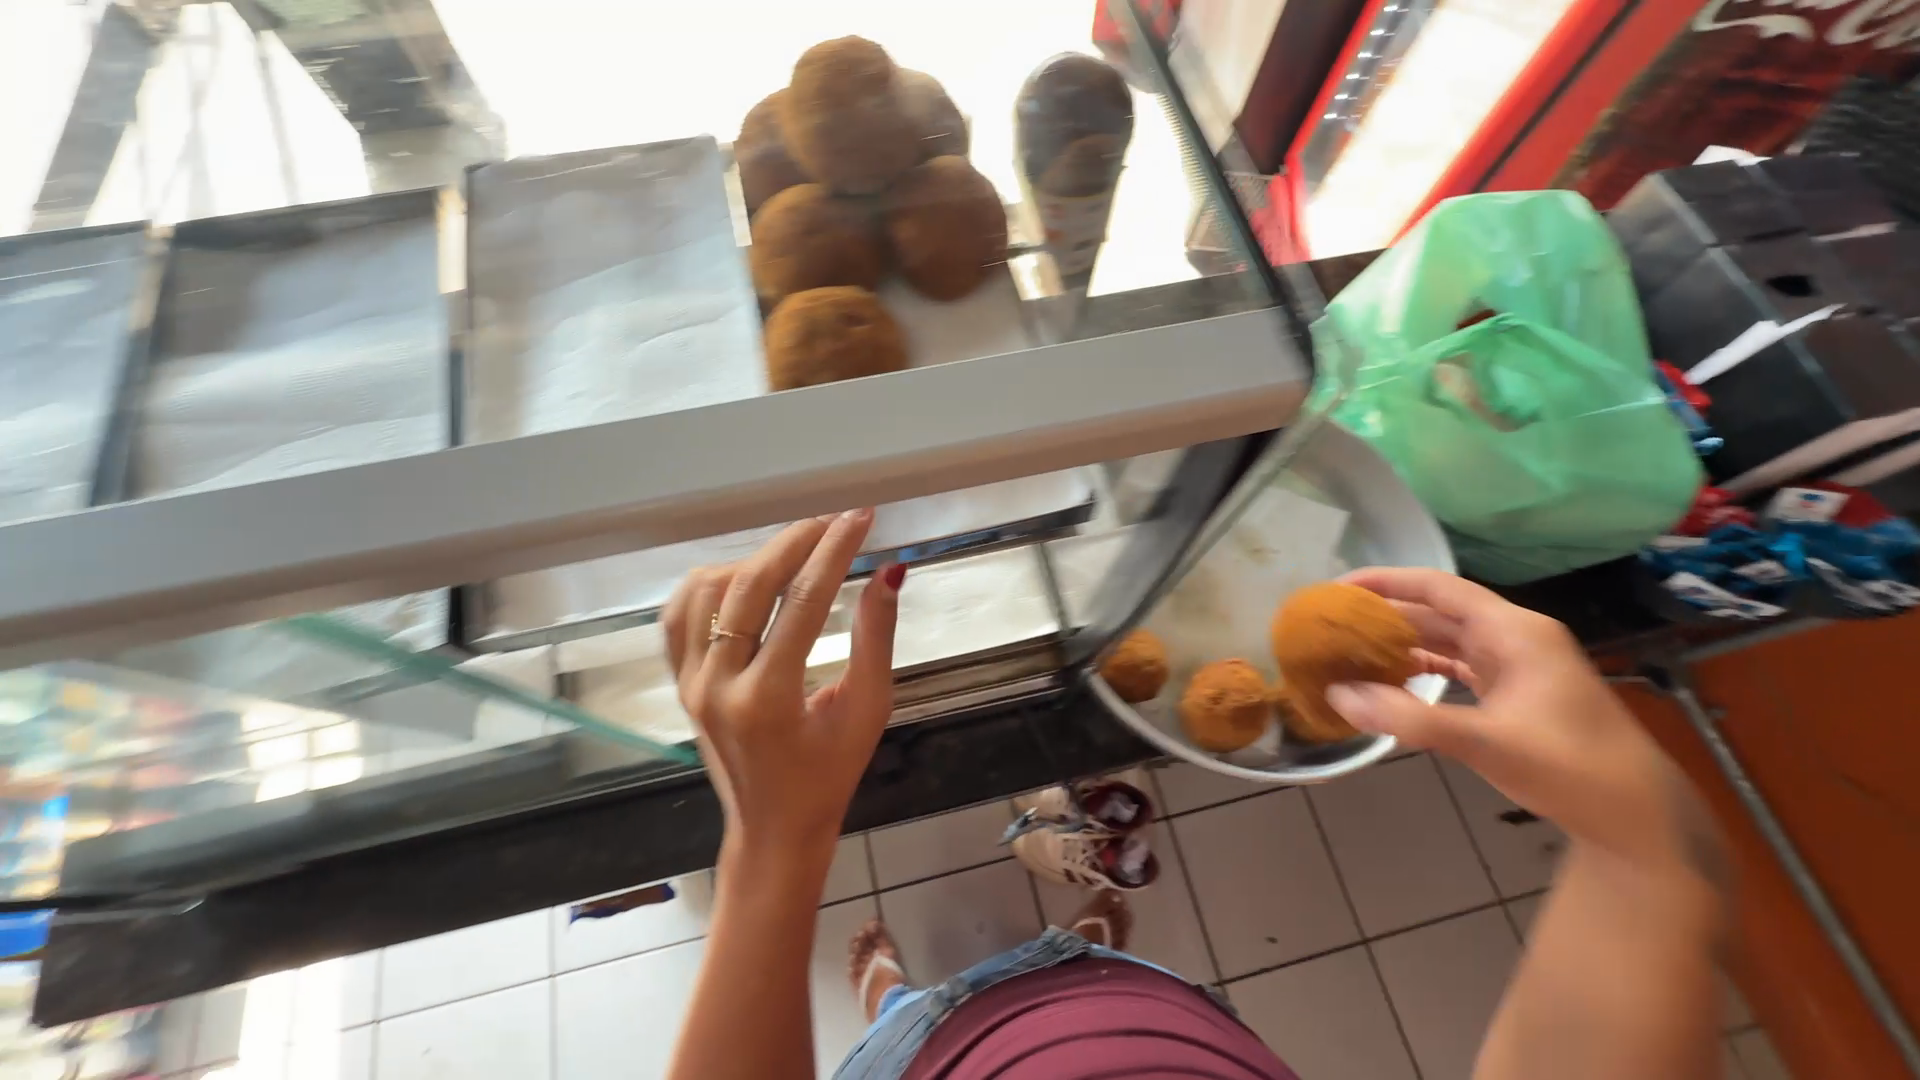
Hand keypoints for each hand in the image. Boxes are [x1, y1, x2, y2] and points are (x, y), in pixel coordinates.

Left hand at [662, 510, 901, 856]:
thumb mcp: (868, 709)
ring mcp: (689, 682)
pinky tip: (743, 574)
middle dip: (796, 543)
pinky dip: (710, 582)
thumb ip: (875, 637)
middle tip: (833, 523)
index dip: (835, 552)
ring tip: (797, 552)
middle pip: (750, 586)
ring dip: (755, 560)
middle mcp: (717, 685)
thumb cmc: (830, 775)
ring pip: (707, 591)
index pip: (802, 601)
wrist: (774, 827)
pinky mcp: (679, 682)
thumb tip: (889, 572)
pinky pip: (680, 614)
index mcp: (769, 698)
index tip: (861, 519)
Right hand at [1327, 568, 1718, 883]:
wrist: (1640, 819)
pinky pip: (1457, 664)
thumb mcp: (1486, 743)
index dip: (1386, 582)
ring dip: (1401, 641)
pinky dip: (1422, 666)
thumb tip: (1336, 695)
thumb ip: (1408, 718)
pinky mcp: (1515, 691)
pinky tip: (1391, 677)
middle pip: (1438, 611)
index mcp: (1514, 632)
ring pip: (1446, 638)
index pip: (1439, 588)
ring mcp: (1517, 665)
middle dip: (1385, 614)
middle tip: (1332, 623)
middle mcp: (1514, 637)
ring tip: (1350, 647)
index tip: (1337, 589)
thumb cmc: (1571, 769)